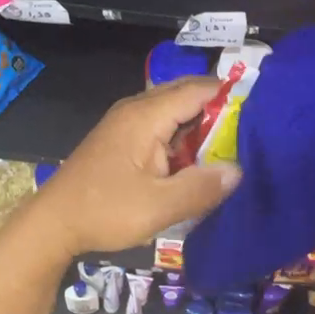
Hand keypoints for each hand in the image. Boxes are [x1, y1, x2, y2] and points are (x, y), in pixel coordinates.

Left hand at [24, 78, 241, 255]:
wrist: (53, 224)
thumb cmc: (105, 211)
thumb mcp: (159, 206)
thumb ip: (201, 187)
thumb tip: (238, 171)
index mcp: (146, 115)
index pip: (199, 89)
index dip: (231, 97)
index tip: (261, 113)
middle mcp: (136, 109)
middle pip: (186, 95)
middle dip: (218, 110)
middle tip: (249, 133)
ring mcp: (125, 123)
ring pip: (173, 111)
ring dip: (199, 126)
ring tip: (229, 148)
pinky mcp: (120, 139)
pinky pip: (159, 126)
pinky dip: (181, 137)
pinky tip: (194, 162)